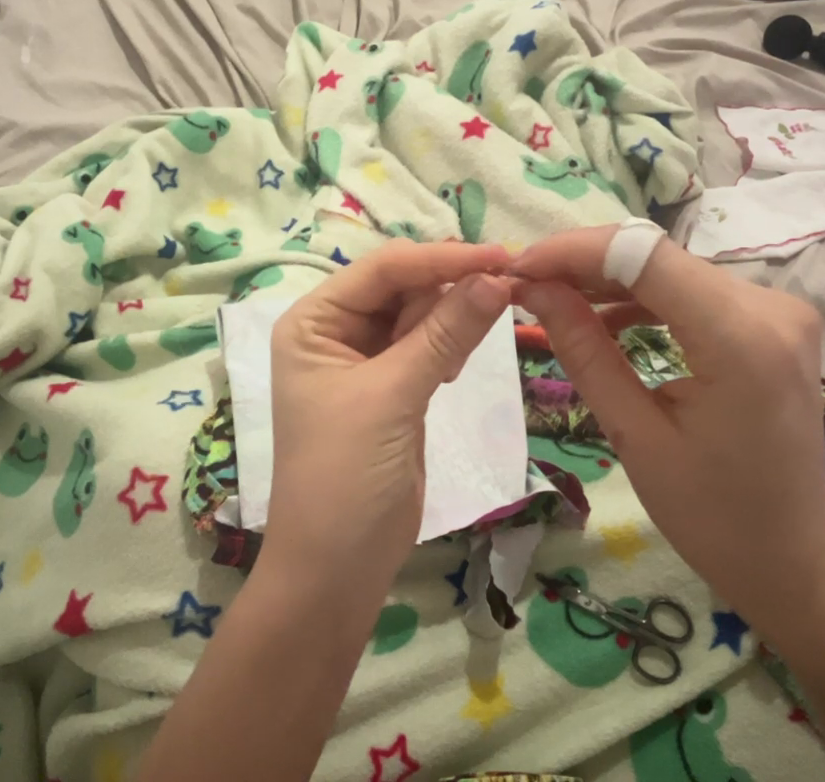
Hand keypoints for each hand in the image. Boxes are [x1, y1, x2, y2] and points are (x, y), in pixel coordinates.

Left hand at [266, 240, 513, 577]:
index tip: (502, 256)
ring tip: (494, 313)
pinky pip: (425, 349)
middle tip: (511, 282)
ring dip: (453, 312)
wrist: (336, 568)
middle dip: (449, 283)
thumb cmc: (346, 475)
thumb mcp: (393, 397)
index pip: (382, 269)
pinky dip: (449, 344)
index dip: (440, 258)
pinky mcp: (392, 392)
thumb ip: (444, 334)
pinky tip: (464, 356)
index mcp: (313, 323)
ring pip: (417, 316)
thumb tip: (497, 278)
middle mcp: (333, 334)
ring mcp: (363, 364)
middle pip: (400, 287)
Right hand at [511, 226, 824, 635]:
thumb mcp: (633, 433)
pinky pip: (693, 290)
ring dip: (608, 278)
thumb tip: (533, 289)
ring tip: (552, 300)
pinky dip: (644, 297)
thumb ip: (584, 350)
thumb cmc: (709, 513)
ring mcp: (778, 310)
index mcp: (742, 340)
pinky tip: (604, 319)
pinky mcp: (771, 321)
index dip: (573, 252)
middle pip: (657, 256)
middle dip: (583, 263)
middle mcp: (771, 307)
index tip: (517, 267)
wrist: (787, 554)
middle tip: (523, 284)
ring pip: (671, 268)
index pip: (644, 257)